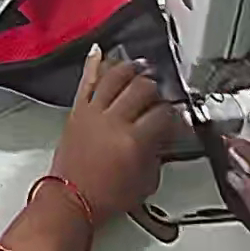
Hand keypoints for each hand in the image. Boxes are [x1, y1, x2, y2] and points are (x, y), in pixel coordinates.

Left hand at [47, 46, 177, 225]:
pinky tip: (100, 52)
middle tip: (161, 91)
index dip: (175, 114)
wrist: (71, 199)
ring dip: (131, 69)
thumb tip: (163, 135)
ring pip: (114, 77)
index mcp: (133, 140)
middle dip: (156, 88)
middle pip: (141, 88)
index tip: (178, 115)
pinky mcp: (77, 111)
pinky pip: (87, 81)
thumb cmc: (105, 196)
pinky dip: (93, 64)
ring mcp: (93, 113)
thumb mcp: (145, 182)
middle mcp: (113, 121)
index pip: (163, 115)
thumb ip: (157, 153)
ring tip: (141, 67)